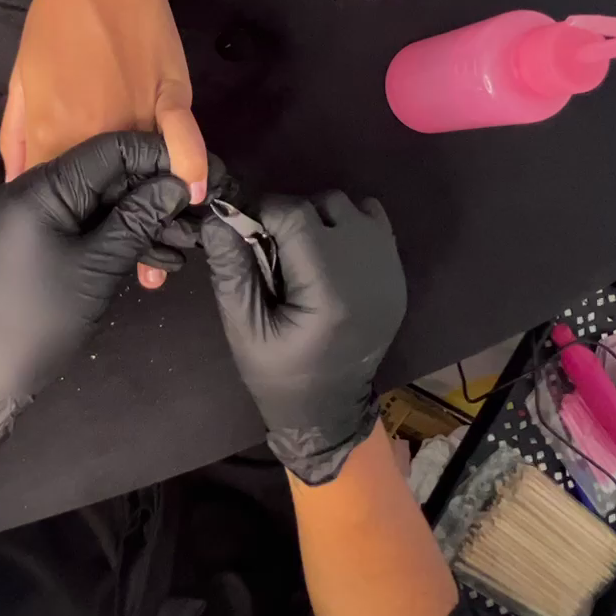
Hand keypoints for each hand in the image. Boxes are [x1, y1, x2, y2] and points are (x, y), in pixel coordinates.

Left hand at [0, 0, 207, 289]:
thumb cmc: (53, 23)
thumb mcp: (21, 80)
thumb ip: (18, 134)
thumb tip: (15, 180)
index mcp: (53, 133)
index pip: (61, 198)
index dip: (73, 232)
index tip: (84, 261)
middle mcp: (92, 135)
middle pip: (107, 198)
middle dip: (120, 238)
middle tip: (139, 270)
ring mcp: (134, 116)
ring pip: (144, 178)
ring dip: (154, 216)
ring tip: (166, 250)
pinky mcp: (169, 96)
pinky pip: (181, 139)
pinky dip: (188, 166)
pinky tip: (193, 194)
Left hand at [0, 132, 189, 456]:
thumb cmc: (40, 320)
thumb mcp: (98, 266)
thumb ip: (139, 218)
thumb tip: (179, 183)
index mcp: (40, 187)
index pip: (109, 149)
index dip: (158, 158)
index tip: (198, 176)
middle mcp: (33, 190)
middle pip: (106, 176)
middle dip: (154, 194)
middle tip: (197, 215)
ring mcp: (33, 216)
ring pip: (99, 205)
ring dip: (143, 221)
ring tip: (185, 243)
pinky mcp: (37, 240)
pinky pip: (84, 226)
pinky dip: (118, 238)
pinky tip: (158, 258)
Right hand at [201, 193, 407, 484]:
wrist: (328, 410)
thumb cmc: (278, 374)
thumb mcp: (243, 328)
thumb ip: (231, 270)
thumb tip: (217, 217)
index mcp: (329, 291)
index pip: (295, 215)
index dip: (262, 214)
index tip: (244, 233)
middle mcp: (368, 272)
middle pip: (325, 205)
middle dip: (291, 217)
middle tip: (272, 251)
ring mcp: (391, 271)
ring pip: (352, 206)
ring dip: (321, 218)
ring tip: (302, 253)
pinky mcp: (398, 274)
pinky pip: (374, 222)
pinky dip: (349, 226)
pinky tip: (330, 256)